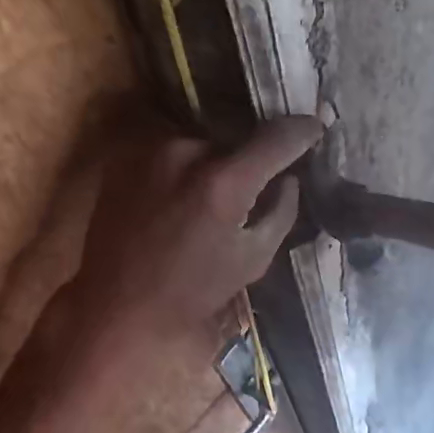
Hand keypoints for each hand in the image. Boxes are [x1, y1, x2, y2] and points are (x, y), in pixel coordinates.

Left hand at [71, 115, 322, 343]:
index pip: (277, 137)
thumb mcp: (252, 260)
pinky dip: (181, 170)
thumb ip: (281, 213)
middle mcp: (187, 152)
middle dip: (247, 161)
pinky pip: (169, 152)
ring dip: (211, 165)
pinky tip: (175, 203)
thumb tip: (289, 180)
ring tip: (204, 203)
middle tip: (248, 190)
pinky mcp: (126, 157)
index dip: (303, 130)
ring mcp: (151, 150)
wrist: (117, 304)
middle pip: (234, 140)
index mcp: (224, 182)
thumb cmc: (191, 292)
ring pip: (200, 145)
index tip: (316, 128)